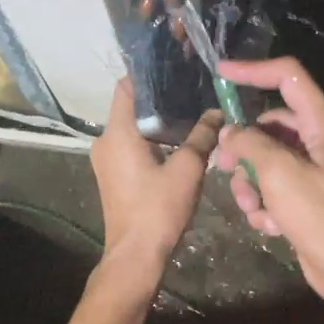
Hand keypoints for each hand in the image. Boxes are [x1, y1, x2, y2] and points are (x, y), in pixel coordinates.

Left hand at [90, 78, 221, 271]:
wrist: (135, 256)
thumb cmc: (158, 209)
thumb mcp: (187, 170)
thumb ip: (202, 137)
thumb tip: (218, 114)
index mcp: (118, 132)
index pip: (126, 86)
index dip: (147, 73)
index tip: (173, 66)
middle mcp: (105, 141)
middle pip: (130, 107)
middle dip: (159, 98)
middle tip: (189, 89)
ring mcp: (105, 160)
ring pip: (131, 128)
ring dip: (156, 121)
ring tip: (189, 112)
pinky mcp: (111, 176)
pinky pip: (130, 146)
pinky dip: (150, 139)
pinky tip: (176, 142)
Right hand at [213, 57, 323, 303]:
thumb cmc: (320, 216)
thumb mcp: (279, 172)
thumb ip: (249, 143)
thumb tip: (230, 132)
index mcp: (322, 125)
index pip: (288, 77)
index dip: (254, 70)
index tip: (221, 74)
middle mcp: (319, 142)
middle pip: (269, 125)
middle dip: (243, 146)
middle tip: (222, 165)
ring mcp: (313, 171)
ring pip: (266, 158)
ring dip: (250, 181)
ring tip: (251, 206)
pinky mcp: (305, 198)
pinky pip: (273, 187)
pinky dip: (264, 203)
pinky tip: (267, 225)